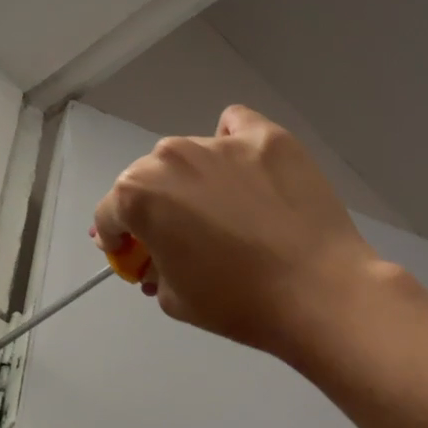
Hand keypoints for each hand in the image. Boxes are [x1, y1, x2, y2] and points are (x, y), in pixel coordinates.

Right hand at [92, 105, 379, 357]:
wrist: (319, 292)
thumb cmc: (236, 302)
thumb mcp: (171, 298)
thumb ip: (150, 266)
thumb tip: (155, 255)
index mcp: (137, 194)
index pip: (109, 212)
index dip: (116, 238)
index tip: (132, 254)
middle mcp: (170, 157)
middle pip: (147, 179)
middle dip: (154, 206)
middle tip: (180, 237)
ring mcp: (220, 142)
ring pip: (189, 155)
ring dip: (192, 179)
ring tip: (225, 209)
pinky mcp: (267, 137)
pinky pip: (235, 125)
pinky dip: (232, 141)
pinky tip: (247, 169)